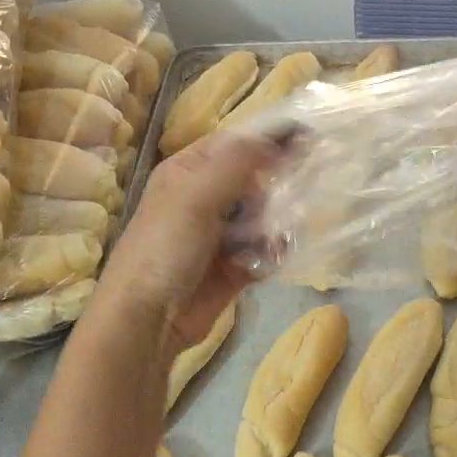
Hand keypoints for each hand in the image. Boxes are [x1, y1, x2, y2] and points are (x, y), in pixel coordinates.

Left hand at [92, 131, 273, 353]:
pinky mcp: (235, 266)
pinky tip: (267, 261)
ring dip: (275, 225)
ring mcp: (221, 233)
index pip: (237, 143)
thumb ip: (238, 162)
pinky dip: (272, 254)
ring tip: (271, 239)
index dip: (270, 139)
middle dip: (276, 189)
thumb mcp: (196, 196)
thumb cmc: (165, 249)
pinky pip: (266, 250)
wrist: (147, 321)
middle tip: (288, 199)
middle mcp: (206, 197)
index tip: (309, 138)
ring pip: (267, 216)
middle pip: (257, 179)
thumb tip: (278, 135)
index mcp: (189, 171)